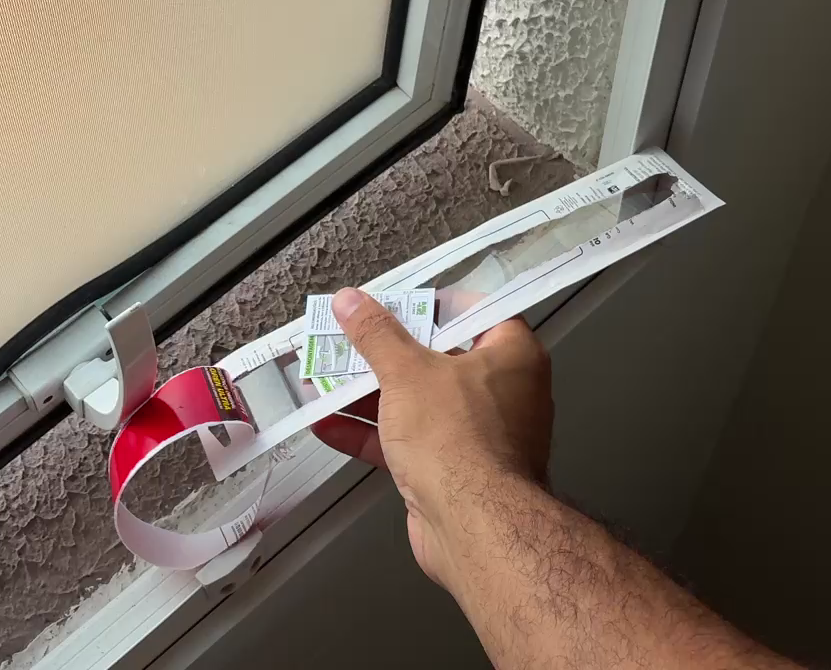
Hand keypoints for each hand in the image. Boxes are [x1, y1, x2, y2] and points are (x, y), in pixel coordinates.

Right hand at [311, 287, 552, 591]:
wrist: (474, 531)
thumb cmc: (453, 433)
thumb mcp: (406, 371)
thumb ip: (376, 333)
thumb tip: (349, 299)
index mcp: (510, 356)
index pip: (473, 312)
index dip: (430, 303)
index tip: (391, 301)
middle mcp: (501, 392)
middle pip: (435, 357)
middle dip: (383, 351)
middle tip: (345, 336)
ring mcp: (475, 435)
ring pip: (415, 400)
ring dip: (366, 392)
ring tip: (320, 377)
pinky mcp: (451, 472)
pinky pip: (407, 440)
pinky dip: (370, 432)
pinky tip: (325, 424)